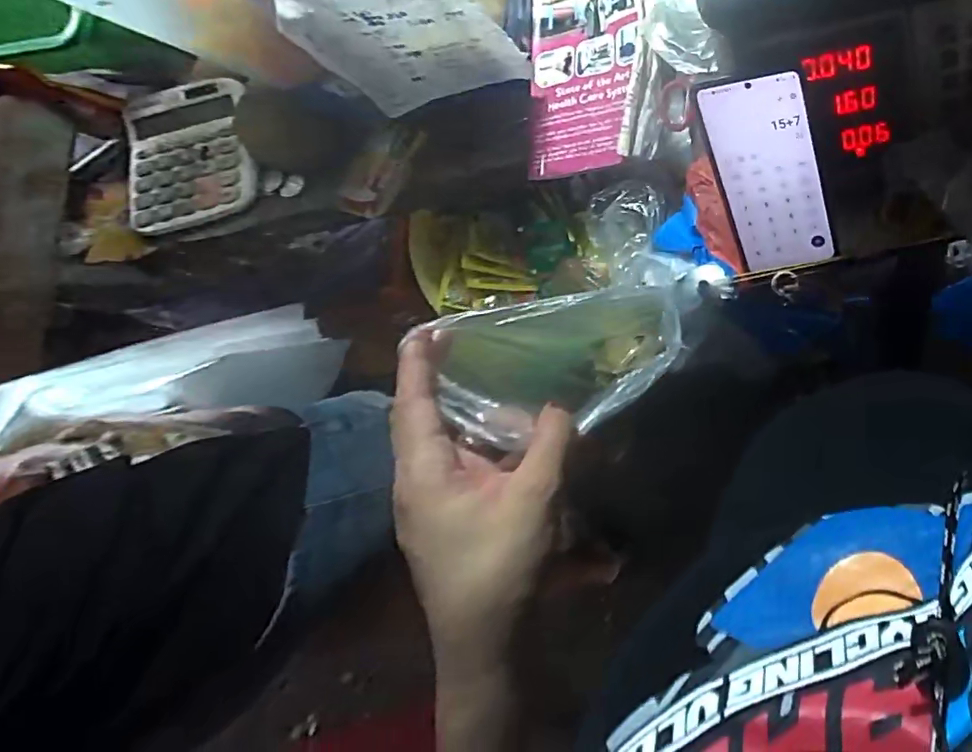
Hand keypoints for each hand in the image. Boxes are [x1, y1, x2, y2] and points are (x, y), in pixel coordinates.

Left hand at [391, 327, 572, 666]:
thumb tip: (559, 402)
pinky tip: (511, 436)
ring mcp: (432, 504)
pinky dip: (480, 441)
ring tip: (492, 384)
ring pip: (444, 443)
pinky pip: (461, 464)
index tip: (427, 327)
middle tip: (461, 344)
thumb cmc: (501, 567)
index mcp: (424, 474)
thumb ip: (550, 442)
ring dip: (465, 413)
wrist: (486, 644)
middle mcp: (418, 484)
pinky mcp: (449, 518)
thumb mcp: (534, 498)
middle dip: (437, 379)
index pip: (412, 404)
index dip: (418, 363)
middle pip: (421, 419)